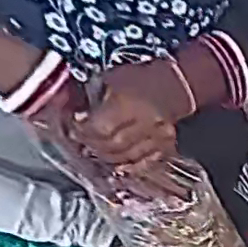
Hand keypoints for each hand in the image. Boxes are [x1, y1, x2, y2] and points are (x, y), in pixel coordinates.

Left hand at [70, 58, 194, 166]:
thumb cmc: (136, 80)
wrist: (172, 87)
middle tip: (83, 142)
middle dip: (95, 146)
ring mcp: (160, 137)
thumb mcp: (107, 80)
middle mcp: (147, 122)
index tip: (74, 128)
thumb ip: (91, 100)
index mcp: (128, 103)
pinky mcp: (168, 147)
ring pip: (130, 156)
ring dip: (111, 157)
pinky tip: (120, 166)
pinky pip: (148, 162)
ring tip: (98, 152)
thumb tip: (78, 118)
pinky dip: (132, 166)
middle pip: (115, 145)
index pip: (101, 127)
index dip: (84, 131)